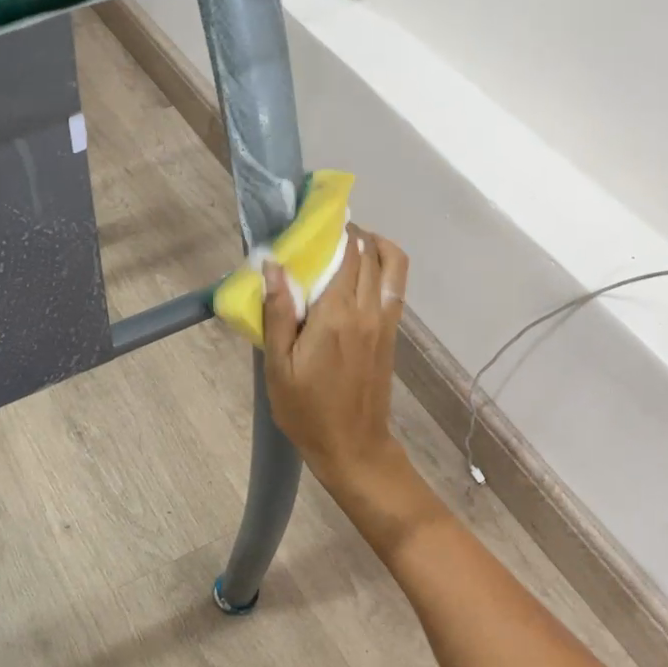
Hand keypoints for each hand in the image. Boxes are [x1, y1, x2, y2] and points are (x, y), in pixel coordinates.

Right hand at [262, 223, 409, 484]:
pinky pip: (394, 285)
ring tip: (345, 247)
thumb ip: (278, 313)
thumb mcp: (279, 366)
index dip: (331, 229)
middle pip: (371, 252)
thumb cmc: (306, 410)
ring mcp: (385, 321)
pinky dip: (380, 267)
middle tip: (321, 232)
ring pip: (392, 264)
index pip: (344, 253)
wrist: (352, 446)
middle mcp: (369, 310)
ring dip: (373, 245)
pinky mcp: (390, 333)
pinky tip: (354, 277)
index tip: (310, 220)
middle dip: (350, 233)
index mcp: (338, 315)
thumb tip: (274, 265)